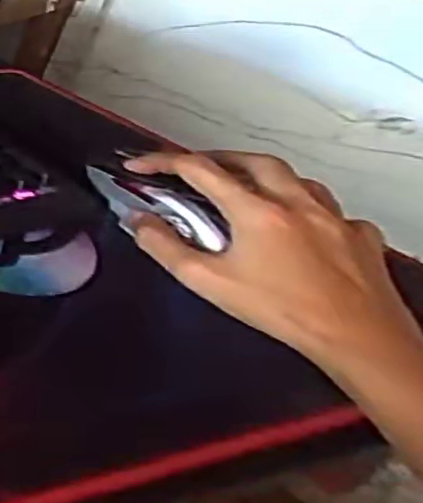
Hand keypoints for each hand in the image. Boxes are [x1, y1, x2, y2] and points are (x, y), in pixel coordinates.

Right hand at [125, 151, 422, 373]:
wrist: (365, 346)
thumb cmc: (283, 311)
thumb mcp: (203, 279)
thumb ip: (160, 244)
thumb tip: (138, 219)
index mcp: (258, 212)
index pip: (199, 169)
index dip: (160, 161)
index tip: (138, 165)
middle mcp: (300, 208)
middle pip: (256, 162)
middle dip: (217, 157)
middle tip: (192, 166)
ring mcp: (338, 223)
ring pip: (299, 181)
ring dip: (264, 176)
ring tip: (243, 188)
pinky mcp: (364, 242)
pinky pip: (335, 211)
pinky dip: (309, 207)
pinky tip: (299, 222)